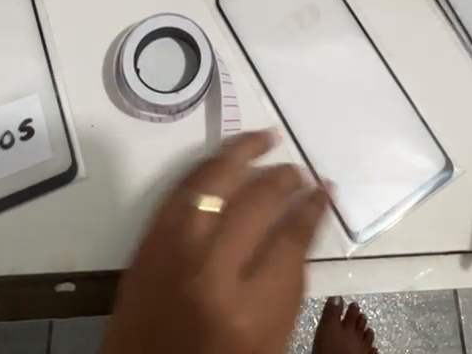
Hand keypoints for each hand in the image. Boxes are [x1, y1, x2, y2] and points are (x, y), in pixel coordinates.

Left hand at [101, 131, 329, 353]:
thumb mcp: (268, 337)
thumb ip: (286, 282)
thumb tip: (300, 221)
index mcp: (250, 310)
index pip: (291, 237)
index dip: (314, 207)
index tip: (325, 190)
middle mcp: (211, 273)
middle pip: (256, 202)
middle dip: (284, 178)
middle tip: (299, 170)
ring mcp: (172, 252)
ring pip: (213, 181)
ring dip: (243, 152)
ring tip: (267, 138)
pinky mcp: (146, 243)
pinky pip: (179, 189)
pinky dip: (205, 167)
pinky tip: (224, 158)